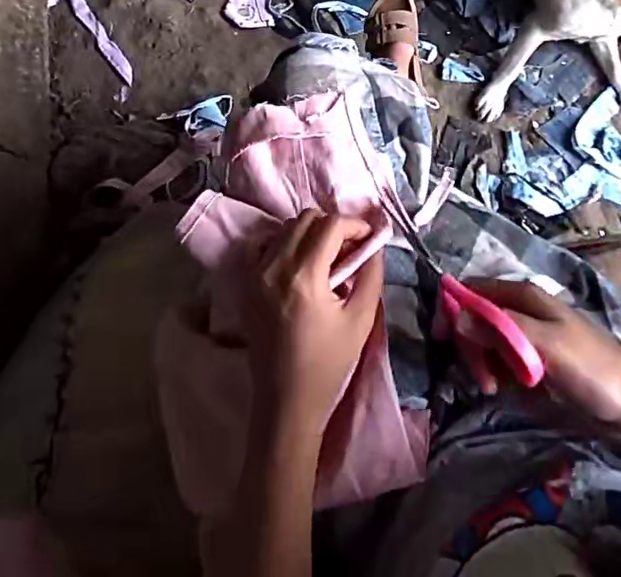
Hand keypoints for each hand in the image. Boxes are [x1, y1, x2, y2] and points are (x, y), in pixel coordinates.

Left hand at [244, 208, 384, 435]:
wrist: (286, 402)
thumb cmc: (328, 364)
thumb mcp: (361, 318)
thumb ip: (372, 273)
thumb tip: (375, 243)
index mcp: (304, 277)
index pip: (331, 225)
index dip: (355, 225)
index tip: (369, 238)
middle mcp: (274, 268)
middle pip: (307, 218)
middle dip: (334, 226)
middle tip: (350, 249)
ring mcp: (255, 275)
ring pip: (286, 228)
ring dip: (311, 233)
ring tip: (327, 258)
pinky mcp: (246, 284)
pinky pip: (264, 245)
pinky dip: (284, 243)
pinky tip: (300, 264)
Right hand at [464, 279, 620, 434]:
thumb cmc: (594, 372)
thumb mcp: (546, 347)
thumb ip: (501, 328)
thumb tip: (456, 312)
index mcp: (526, 295)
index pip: (474, 288)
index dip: (453, 308)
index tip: (443, 341)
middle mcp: (523, 309)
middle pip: (475, 315)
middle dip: (469, 342)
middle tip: (479, 377)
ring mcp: (529, 335)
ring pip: (485, 339)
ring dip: (481, 362)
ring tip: (493, 388)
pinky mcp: (534, 361)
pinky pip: (500, 360)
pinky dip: (495, 373)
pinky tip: (502, 390)